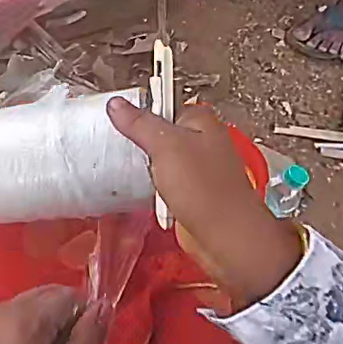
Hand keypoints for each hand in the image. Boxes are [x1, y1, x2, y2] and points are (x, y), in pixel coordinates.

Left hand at [0, 286, 106, 343]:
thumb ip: (86, 342)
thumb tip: (104, 306)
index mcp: (22, 318)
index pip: (69, 296)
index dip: (88, 318)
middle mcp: (2, 310)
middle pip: (50, 296)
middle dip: (70, 320)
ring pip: (36, 308)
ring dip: (54, 329)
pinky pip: (20, 321)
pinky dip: (36, 336)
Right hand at [107, 98, 303, 308]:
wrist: (226, 239)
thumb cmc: (204, 189)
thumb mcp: (165, 146)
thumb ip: (139, 123)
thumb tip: (116, 104)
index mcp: (201, 121)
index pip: (163, 104)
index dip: (141, 111)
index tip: (119, 119)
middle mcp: (202, 141)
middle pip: (159, 132)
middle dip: (141, 141)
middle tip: (124, 146)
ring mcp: (197, 168)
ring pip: (159, 159)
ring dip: (146, 167)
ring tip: (134, 171)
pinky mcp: (191, 192)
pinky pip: (163, 181)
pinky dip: (153, 186)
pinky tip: (147, 191)